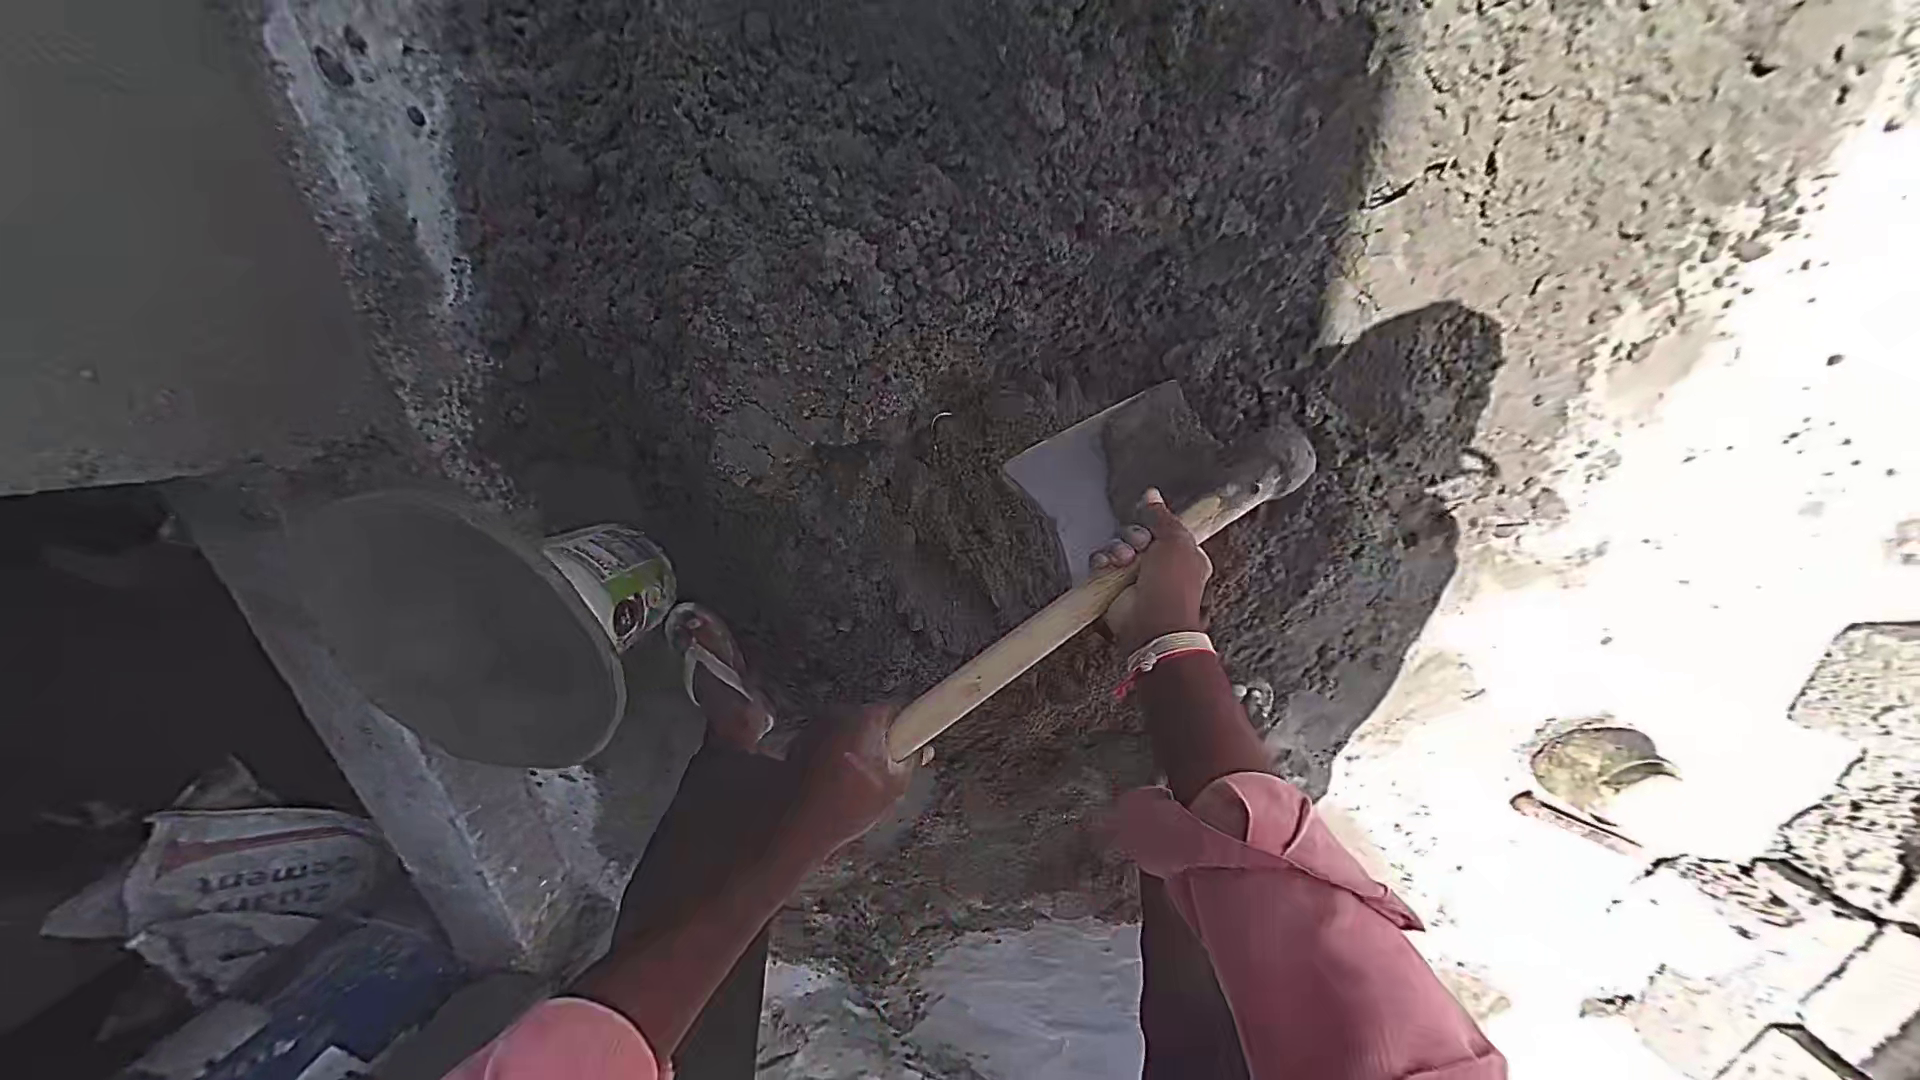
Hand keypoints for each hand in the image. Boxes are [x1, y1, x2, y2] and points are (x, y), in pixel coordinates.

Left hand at [785, 703, 918, 856]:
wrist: (794, 829)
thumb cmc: (843, 808)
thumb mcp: (893, 787)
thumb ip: (911, 761)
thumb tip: (922, 749)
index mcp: (864, 719)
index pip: (895, 709)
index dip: (904, 726)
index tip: (906, 740)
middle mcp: (837, 714)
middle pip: (868, 718)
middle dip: (875, 738)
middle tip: (879, 769)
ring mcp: (814, 725)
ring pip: (845, 729)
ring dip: (851, 746)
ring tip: (850, 780)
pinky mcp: (799, 739)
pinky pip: (824, 739)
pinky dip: (829, 753)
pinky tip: (830, 779)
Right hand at [1090, 488, 1211, 653]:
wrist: (1151, 621)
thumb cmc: (1174, 585)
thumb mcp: (1176, 541)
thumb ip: (1162, 516)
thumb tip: (1151, 494)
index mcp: (1182, 554)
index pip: (1163, 528)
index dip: (1155, 523)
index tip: (1152, 525)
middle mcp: (1158, 565)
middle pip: (1137, 535)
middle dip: (1135, 537)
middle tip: (1139, 546)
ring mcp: (1134, 577)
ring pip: (1117, 547)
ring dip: (1118, 549)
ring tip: (1124, 561)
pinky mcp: (1112, 587)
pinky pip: (1101, 563)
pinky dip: (1102, 562)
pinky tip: (1107, 566)